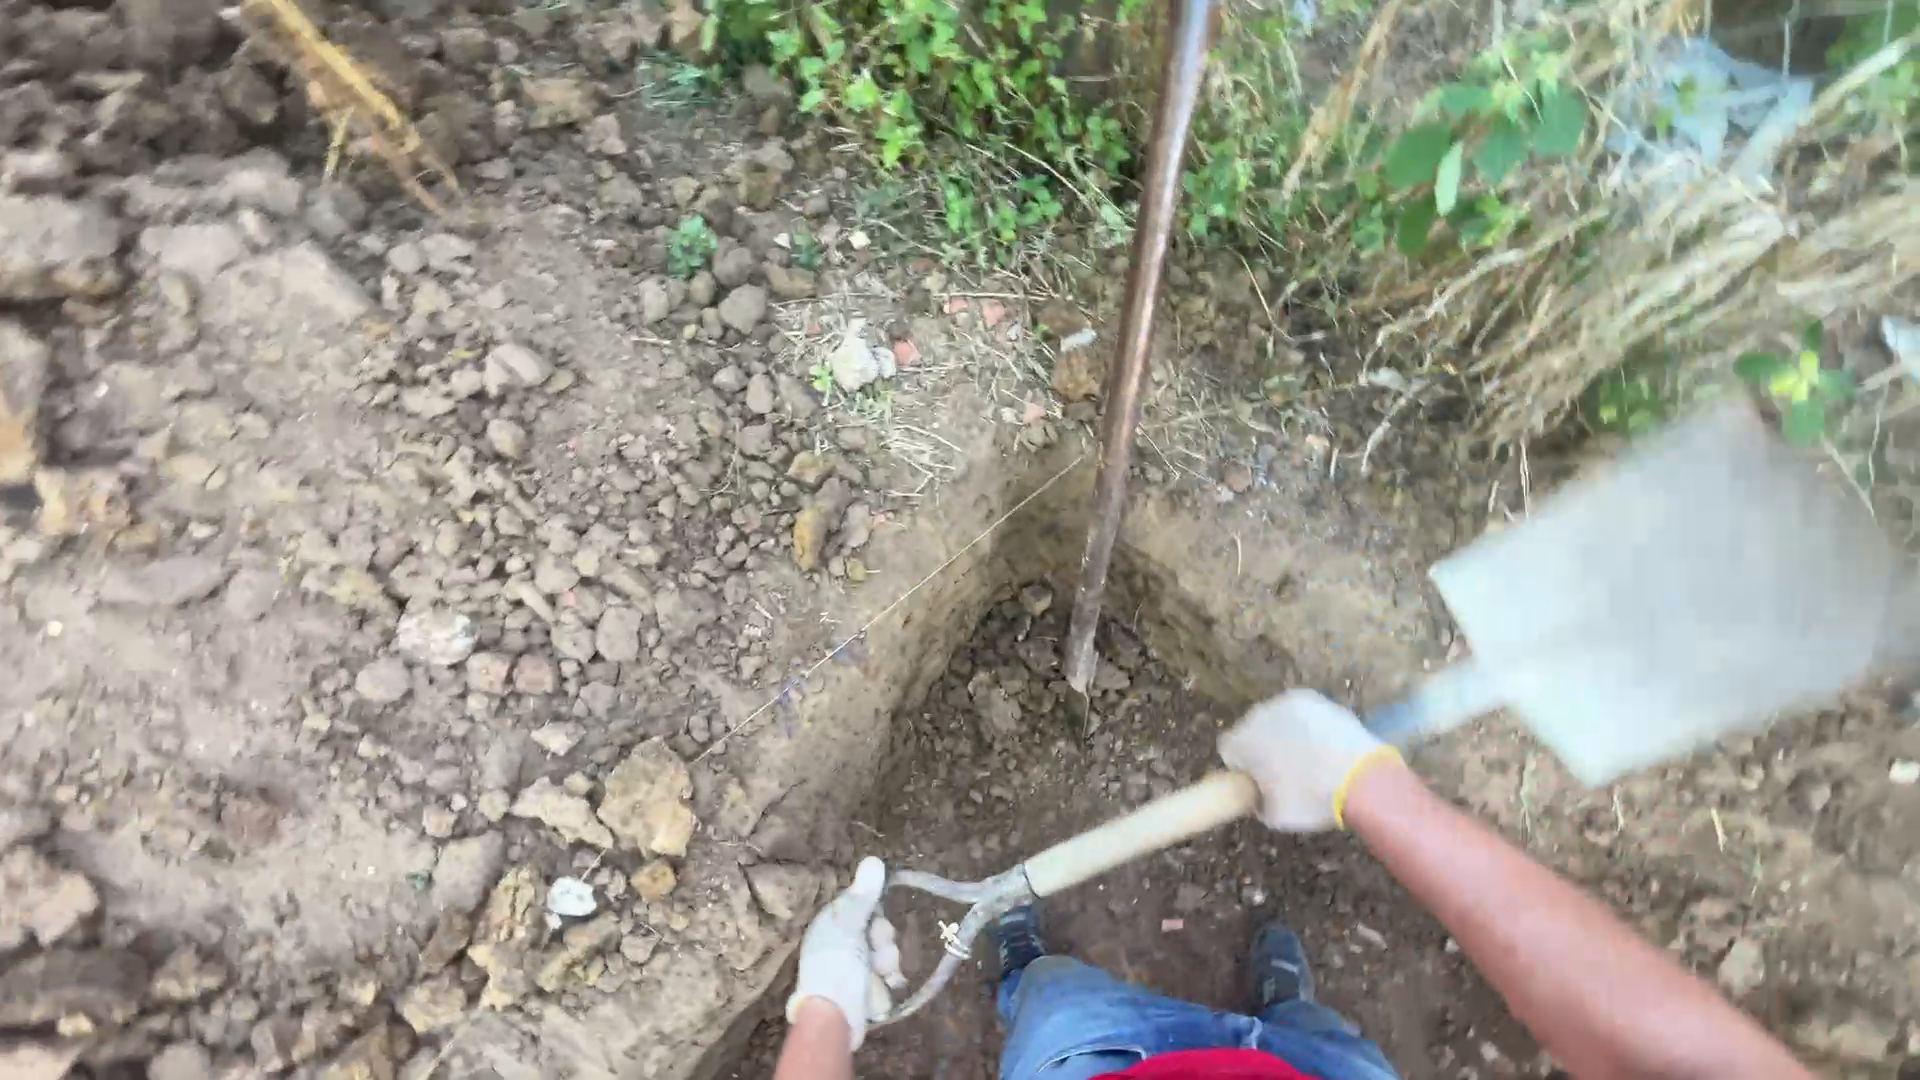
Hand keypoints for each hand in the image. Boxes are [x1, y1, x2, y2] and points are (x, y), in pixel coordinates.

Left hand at [786, 856, 906, 1049]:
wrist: (835, 1017)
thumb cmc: (834, 964)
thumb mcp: (847, 923)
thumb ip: (863, 894)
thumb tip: (874, 859)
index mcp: (831, 927)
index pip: (861, 906)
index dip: (873, 911)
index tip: (876, 918)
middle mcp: (843, 945)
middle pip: (877, 929)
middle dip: (883, 938)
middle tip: (877, 947)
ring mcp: (856, 970)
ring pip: (886, 951)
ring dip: (888, 959)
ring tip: (880, 970)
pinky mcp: (869, 991)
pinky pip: (889, 974)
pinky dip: (890, 977)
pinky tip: (887, 982)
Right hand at [1218, 688, 1397, 831]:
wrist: (1359, 778)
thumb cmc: (1310, 799)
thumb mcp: (1274, 816)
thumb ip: (1255, 800)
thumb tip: (1256, 795)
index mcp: (1240, 742)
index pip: (1228, 750)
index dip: (1241, 766)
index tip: (1257, 780)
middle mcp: (1256, 715)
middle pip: (1251, 729)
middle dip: (1262, 746)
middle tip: (1284, 770)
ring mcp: (1284, 703)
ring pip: (1276, 719)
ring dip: (1284, 733)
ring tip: (1309, 757)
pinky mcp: (1311, 698)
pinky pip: (1300, 713)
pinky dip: (1307, 725)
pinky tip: (1324, 745)